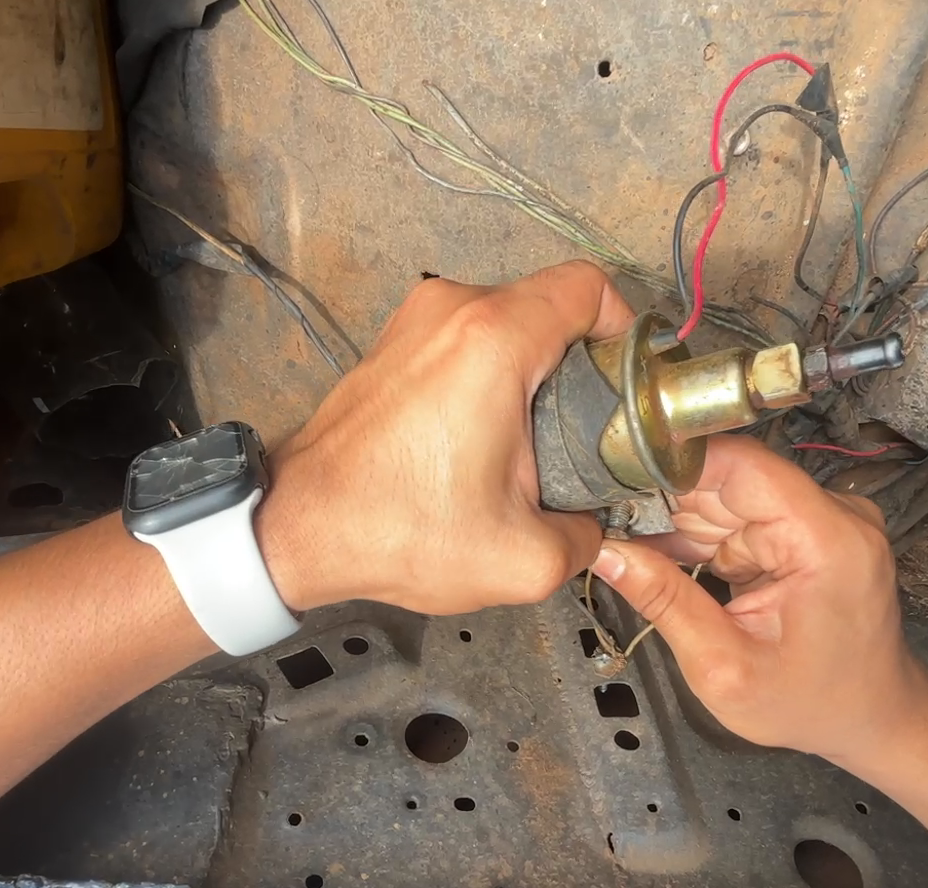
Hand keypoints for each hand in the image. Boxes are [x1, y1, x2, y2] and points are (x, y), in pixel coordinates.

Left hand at [258, 261, 634, 614]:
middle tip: (587, 431)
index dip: (625, 329)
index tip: (628, 383)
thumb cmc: (398, 530)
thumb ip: (587, 535)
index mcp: (493, 340)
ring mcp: (415, 321)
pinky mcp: (394, 344)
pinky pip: (466, 341)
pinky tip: (485, 438)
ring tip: (533, 444)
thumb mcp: (523, 559)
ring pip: (508, 324)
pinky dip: (491, 376)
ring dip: (534, 374)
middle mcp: (452, 309)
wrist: (299, 527)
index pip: (589, 288)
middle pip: (550, 307)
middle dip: (581, 365)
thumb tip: (596, 521)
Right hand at [589, 436, 927, 762]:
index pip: (741, 465)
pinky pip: (740, 516)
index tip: (616, 477)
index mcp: (825, 541)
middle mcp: (833, 515)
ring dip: (680, 522)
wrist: (870, 718)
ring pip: (727, 496)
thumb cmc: (809, 704)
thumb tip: (606, 553)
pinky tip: (671, 561)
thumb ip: (664, 601)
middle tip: (611, 529)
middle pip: (729, 479)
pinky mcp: (809, 530)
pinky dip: (702, 537)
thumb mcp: (722, 666)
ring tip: (639, 555)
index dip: (674, 463)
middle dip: (666, 502)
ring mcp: (823, 519)